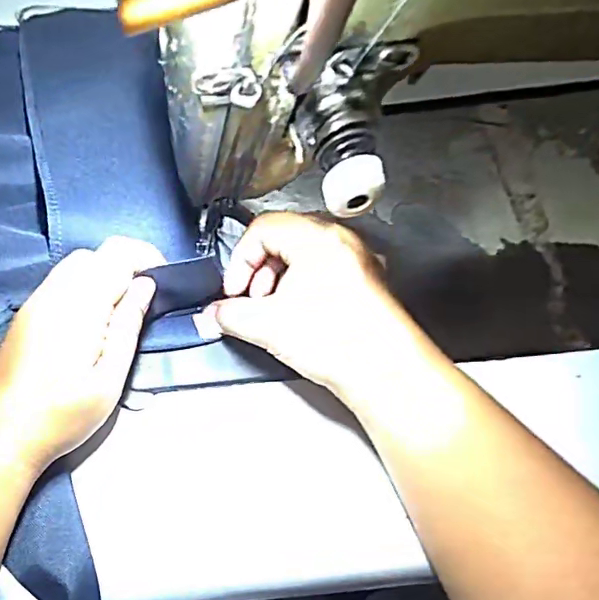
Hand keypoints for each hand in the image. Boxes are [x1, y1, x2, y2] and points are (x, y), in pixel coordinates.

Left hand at [0, 237, 162, 472]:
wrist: (0, 433)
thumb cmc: (60, 415)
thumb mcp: (109, 380)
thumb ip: (128, 327)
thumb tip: (145, 287)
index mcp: (79, 305)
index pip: (117, 253)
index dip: (147, 257)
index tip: (163, 282)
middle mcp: (53, 294)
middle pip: (94, 256)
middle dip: (124, 268)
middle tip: (142, 305)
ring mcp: (34, 304)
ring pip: (73, 268)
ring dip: (102, 280)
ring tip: (117, 320)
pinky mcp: (24, 318)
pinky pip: (58, 286)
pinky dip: (81, 292)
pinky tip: (89, 328)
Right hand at [200, 212, 440, 398]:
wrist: (383, 370)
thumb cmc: (342, 341)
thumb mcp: (266, 325)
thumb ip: (230, 314)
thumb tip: (215, 314)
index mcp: (317, 238)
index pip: (262, 228)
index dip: (239, 260)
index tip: (234, 289)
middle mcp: (342, 243)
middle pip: (284, 241)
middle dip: (258, 272)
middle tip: (249, 301)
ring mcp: (357, 263)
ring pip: (305, 260)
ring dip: (280, 284)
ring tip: (273, 315)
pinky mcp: (366, 287)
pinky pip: (325, 277)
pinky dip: (304, 293)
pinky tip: (298, 322)